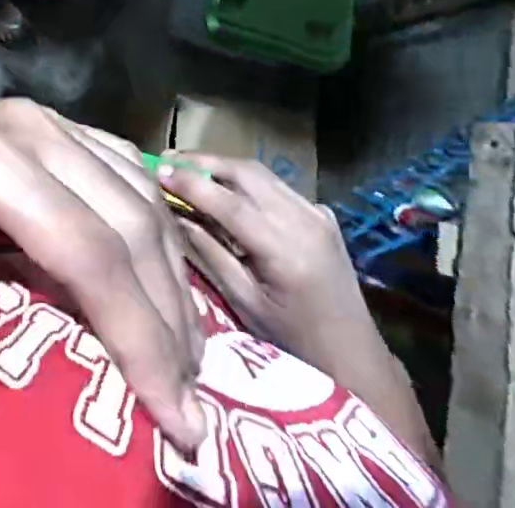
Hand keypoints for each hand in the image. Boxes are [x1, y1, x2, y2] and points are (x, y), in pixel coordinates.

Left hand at [0, 100, 206, 445]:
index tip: (171, 412)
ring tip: (188, 357)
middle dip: (169, 318)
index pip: (85, 247)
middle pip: (130, 225)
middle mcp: (39, 128)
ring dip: (175, 280)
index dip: (135, 330)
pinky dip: (160, 236)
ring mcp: (59, 123)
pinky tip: (164, 284)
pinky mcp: (69, 130)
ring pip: (145, 199)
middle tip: (191, 402)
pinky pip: (134, 178)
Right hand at [157, 155, 372, 366]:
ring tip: (188, 167)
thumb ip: (209, 253)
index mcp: (284, 250)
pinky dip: (245, 181)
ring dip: (222, 166)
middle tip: (169, 159)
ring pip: (261, 174)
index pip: (229, 202)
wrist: (355, 356)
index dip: (191, 182)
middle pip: (246, 173)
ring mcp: (317, 213)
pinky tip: (224, 188)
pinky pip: (276, 186)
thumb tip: (174, 215)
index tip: (159, 169)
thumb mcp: (244, 302)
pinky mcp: (321, 214)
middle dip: (204, 162)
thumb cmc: (294, 342)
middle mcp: (304, 221)